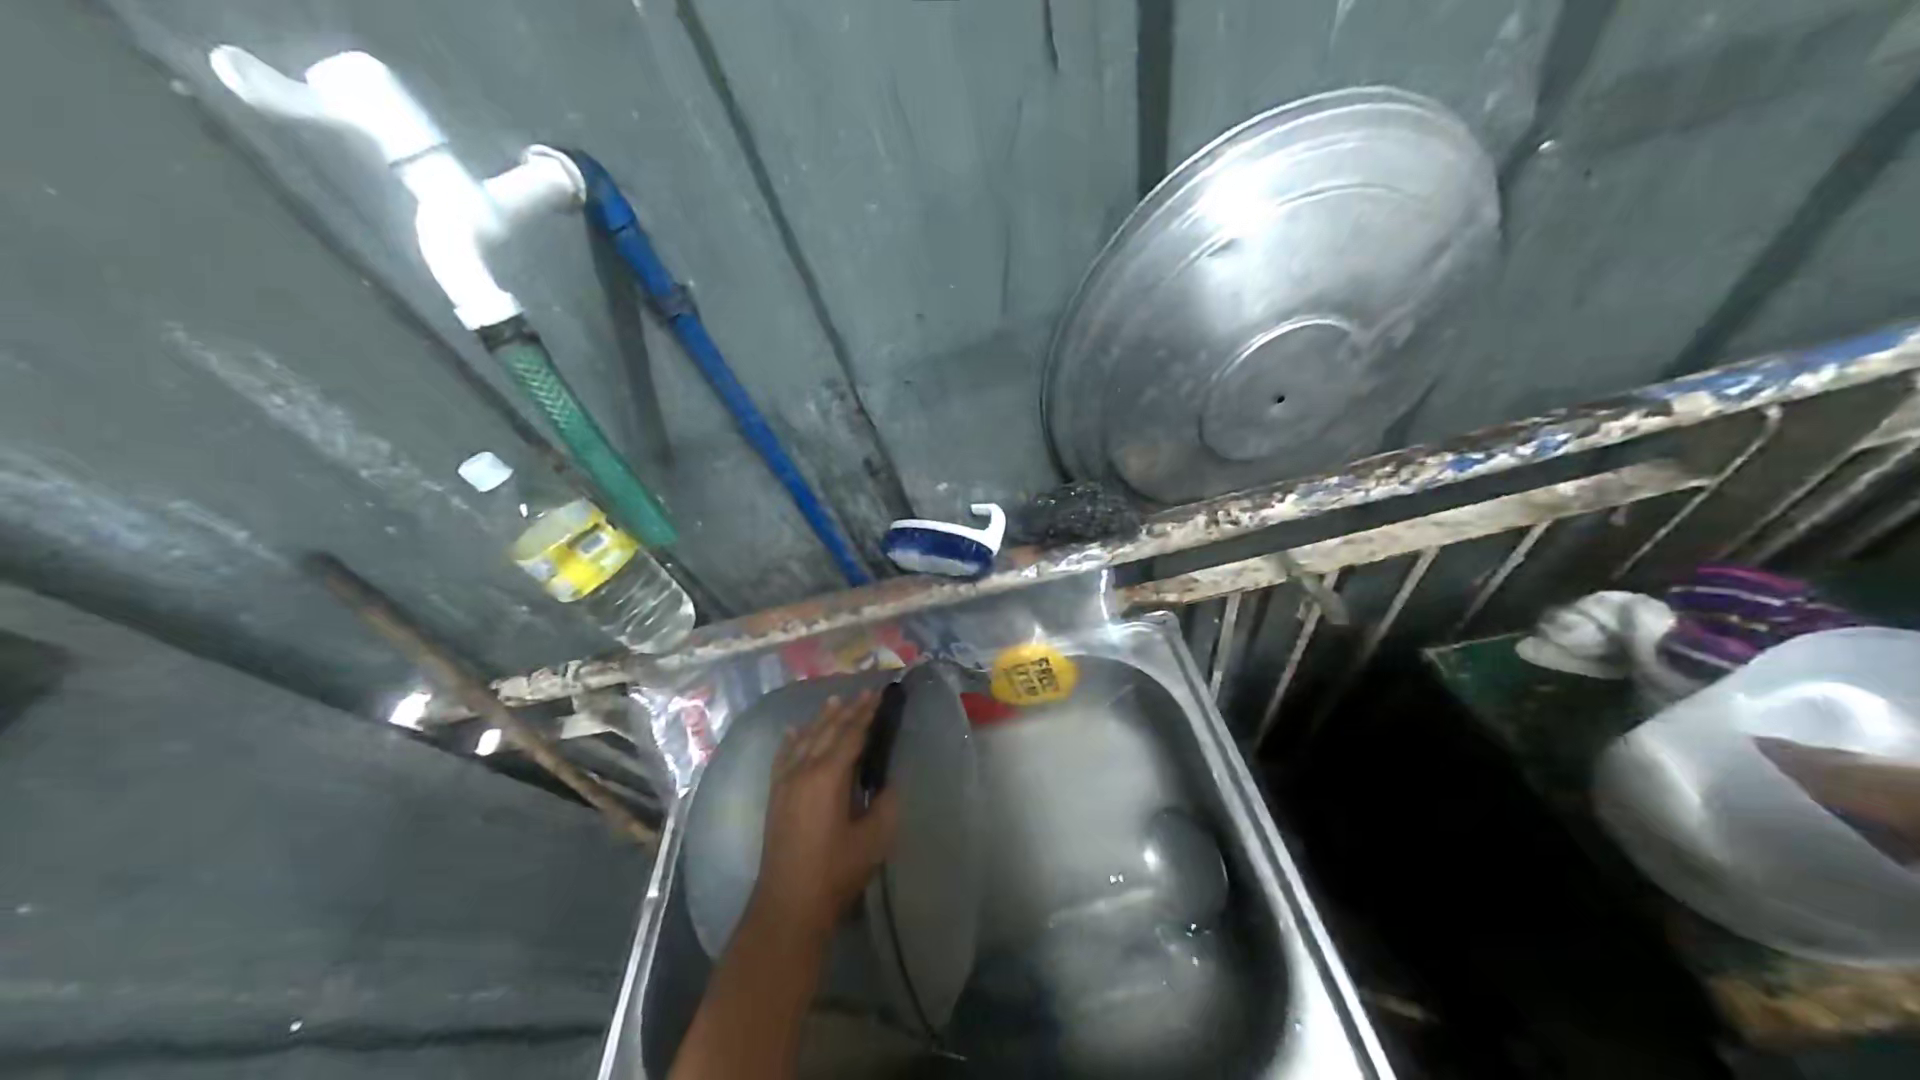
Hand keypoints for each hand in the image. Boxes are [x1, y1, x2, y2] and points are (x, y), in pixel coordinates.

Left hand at [752, 690, 899, 939]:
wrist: (788, 904)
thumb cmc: (835, 872)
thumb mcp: (873, 840)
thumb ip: (884, 805)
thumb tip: (887, 784)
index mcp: (828, 777)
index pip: (851, 736)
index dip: (866, 714)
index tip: (878, 695)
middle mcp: (803, 771)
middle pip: (827, 731)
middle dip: (847, 710)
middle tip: (864, 691)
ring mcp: (785, 783)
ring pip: (804, 739)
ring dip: (821, 719)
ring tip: (835, 700)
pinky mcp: (775, 796)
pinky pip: (783, 757)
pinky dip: (792, 740)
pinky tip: (795, 731)